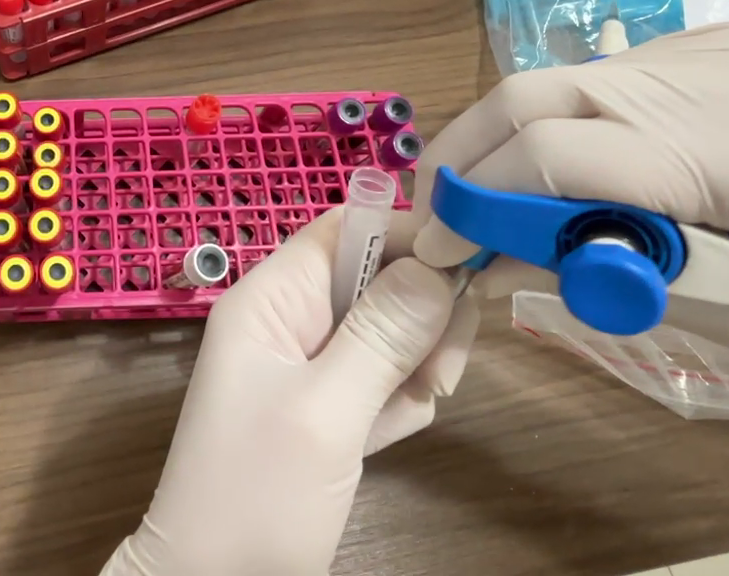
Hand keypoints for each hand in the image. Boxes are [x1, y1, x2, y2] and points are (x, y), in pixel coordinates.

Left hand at [101, 204, 479, 575]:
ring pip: (388, 332)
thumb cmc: (256, 496)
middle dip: (418, 316)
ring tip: (405, 412)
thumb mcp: (324, 413)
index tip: (471, 265)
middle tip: (438, 373)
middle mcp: (287, 319)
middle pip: (376, 279)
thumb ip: (381, 337)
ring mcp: (306, 364)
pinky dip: (396, 403)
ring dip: (411, 367)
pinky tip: (384, 439)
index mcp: (270, 300)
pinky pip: (380, 379)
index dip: (408, 235)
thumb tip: (438, 265)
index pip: (345, 231)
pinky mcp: (325, 406)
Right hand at [413, 21, 728, 353]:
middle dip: (464, 152)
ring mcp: (718, 39)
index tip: (438, 248)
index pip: (556, 153)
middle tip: (439, 208)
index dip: (478, 200)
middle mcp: (716, 71)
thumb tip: (495, 263)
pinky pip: (609, 74)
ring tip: (498, 192)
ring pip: (560, 79)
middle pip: (532, 92)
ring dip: (508, 136)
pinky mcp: (721, 32)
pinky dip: (566, 118)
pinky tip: (579, 159)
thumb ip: (610, 279)